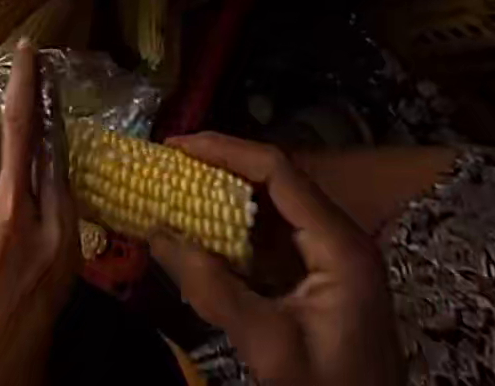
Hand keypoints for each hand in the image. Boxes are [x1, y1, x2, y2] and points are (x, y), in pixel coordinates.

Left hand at [0, 42, 78, 385]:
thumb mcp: (55, 276)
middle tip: (27, 51)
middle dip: (24, 85)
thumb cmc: (18, 330)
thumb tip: (41, 169)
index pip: (56, 152)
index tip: (45, 68)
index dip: (51, 108)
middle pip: (18, 134)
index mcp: (57, 236)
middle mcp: (15, 214)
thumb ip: (51, 218)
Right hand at [151, 133, 402, 385]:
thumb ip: (212, 289)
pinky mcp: (317, 274)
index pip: (276, 170)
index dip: (223, 150)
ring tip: (177, 185)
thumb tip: (155, 233)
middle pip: (272, 178)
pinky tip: (200, 228)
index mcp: (339, 244)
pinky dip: (231, 223)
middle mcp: (339, 236)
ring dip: (221, 191)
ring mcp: (330, 255)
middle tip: (168, 161)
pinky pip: (268, 232)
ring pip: (268, 202)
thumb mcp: (270, 348)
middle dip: (217, 165)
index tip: (175, 147)